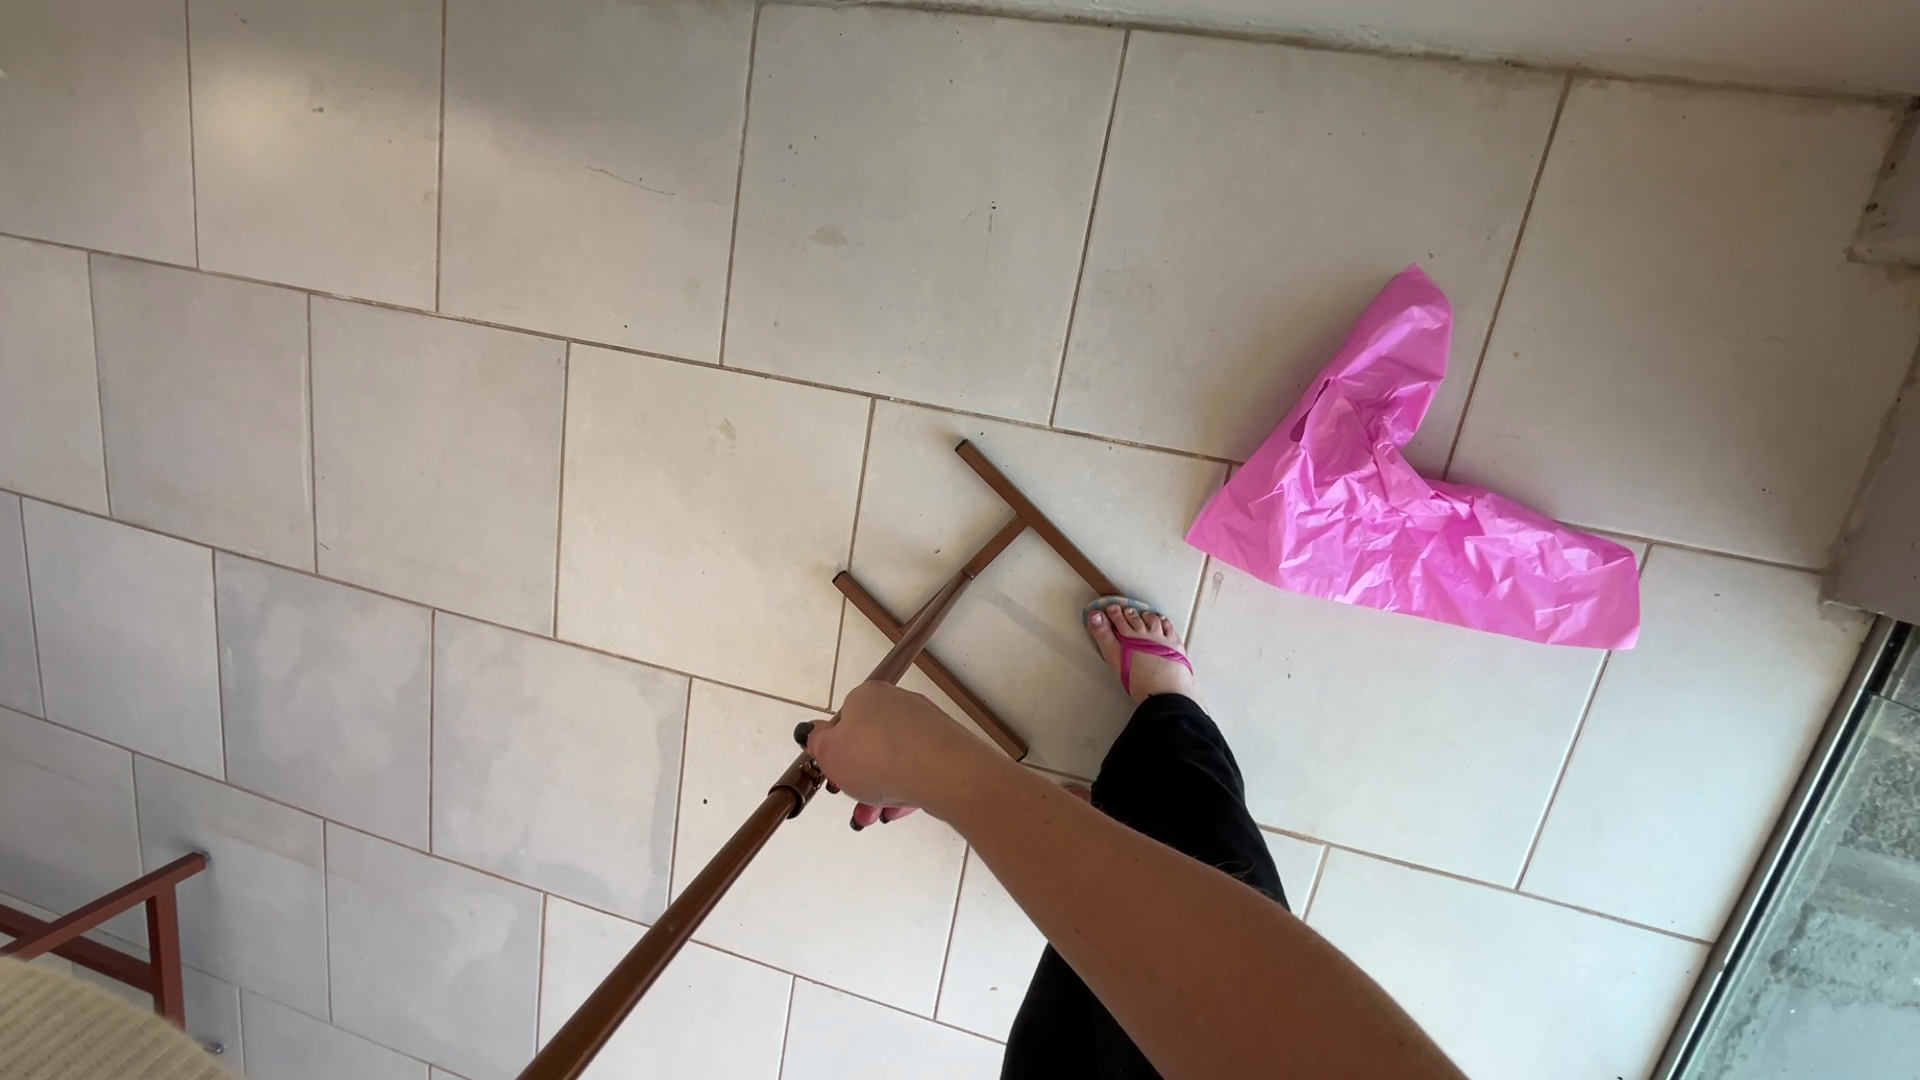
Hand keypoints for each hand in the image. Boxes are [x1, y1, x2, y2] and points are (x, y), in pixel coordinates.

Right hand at [804, 681, 994, 828]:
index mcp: (867, 696)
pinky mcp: (945, 745)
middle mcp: (897, 702)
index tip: (836, 778)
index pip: (844, 723)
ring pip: (894, 760)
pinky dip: (907, 787)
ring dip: (881, 790)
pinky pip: (918, 768)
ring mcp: (924, 723)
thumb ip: (817, 742)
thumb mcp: (829, 754)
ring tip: (876, 815)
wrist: (940, 770)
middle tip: (856, 804)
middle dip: (860, 779)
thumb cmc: (877, 757)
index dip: (837, 754)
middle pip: (870, 744)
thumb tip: (811, 731)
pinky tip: (900, 808)